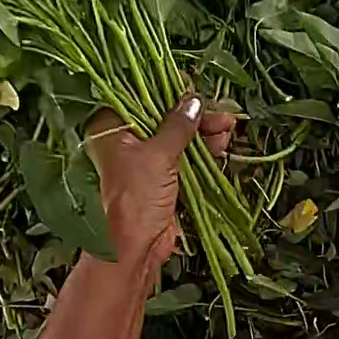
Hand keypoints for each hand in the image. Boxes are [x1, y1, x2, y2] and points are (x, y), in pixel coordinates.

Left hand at [86, 96, 236, 269]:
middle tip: (223, 116)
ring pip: (179, 138)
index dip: (171, 92)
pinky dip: (203, 152)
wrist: (136, 246)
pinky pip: (186, 158)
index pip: (142, 96)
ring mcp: (146, 161)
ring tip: (227, 131)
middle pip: (165, 117)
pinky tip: (221, 145)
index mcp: (112, 128)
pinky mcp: (163, 179)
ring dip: (204, 134)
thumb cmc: (135, 198)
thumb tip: (194, 101)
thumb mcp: (158, 155)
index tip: (197, 91)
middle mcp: (127, 141)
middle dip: (196, 117)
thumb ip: (178, 126)